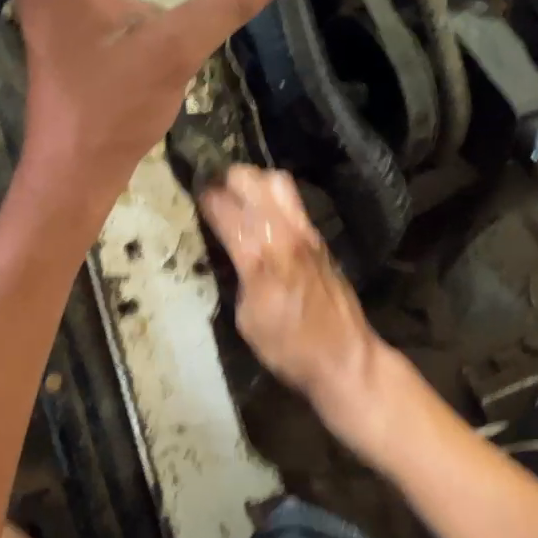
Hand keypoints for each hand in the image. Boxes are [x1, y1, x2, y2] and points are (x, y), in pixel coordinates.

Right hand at [199, 167, 386, 428]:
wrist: (345, 357)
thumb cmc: (288, 347)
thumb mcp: (246, 319)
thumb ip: (236, 277)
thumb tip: (230, 256)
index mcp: (257, 255)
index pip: (222, 207)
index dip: (203, 198)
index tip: (193, 198)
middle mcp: (281, 232)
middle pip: (249, 179)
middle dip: (227, 180)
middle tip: (215, 192)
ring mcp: (304, 231)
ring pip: (276, 181)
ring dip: (253, 183)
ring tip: (240, 197)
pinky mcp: (318, 237)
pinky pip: (293, 201)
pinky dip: (273, 198)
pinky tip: (263, 216)